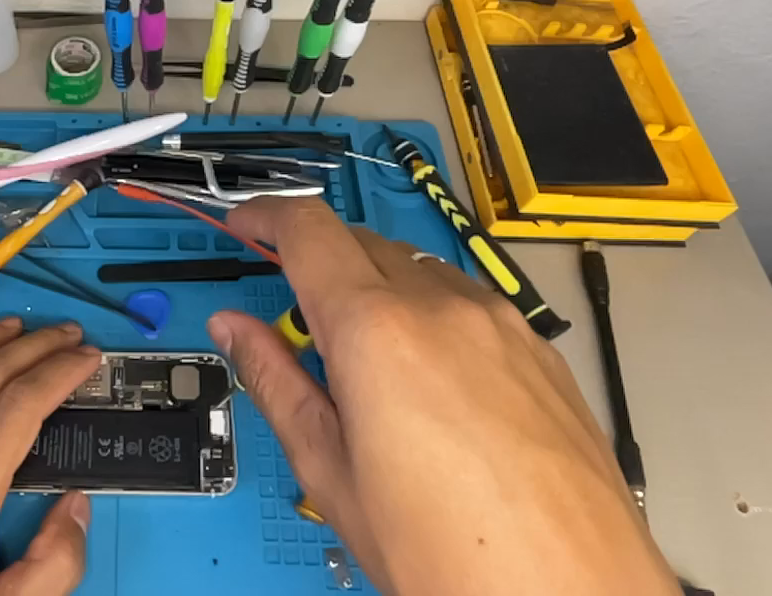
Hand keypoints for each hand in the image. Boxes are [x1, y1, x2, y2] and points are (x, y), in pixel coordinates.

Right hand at [208, 198, 676, 595]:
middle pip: (358, 239)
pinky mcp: (539, 347)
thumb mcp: (330, 471)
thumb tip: (232, 326)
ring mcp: (498, 321)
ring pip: (413, 265)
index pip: (307, 229)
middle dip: (316, 257)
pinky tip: (432, 376)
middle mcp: (440, 305)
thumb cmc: (445, 555)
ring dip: (374, 284)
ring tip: (369, 359)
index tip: (248, 225)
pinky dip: (428, 310)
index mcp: (376, 331)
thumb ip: (273, 380)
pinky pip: (465, 298)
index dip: (267, 215)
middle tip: (299, 314)